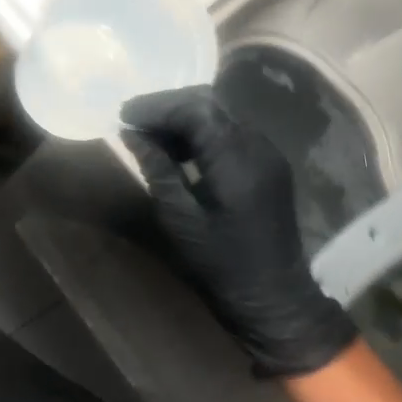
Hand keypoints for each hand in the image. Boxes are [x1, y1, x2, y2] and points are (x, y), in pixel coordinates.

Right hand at [120, 87, 355, 377]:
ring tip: (152, 135)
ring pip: (219, 113)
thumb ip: (157, 170)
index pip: (194, 110)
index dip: (156, 108)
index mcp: (236, 161)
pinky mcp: (269, 163)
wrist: (277, 298)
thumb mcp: (180, 220)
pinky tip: (180, 149)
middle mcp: (257, 147)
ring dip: (183, 116)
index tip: (125, 117)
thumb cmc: (222, 263)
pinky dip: (201, 130)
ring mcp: (267, 153)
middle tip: (134, 121)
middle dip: (167, 106)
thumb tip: (131, 134)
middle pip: (208, 103)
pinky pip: (230, 130)